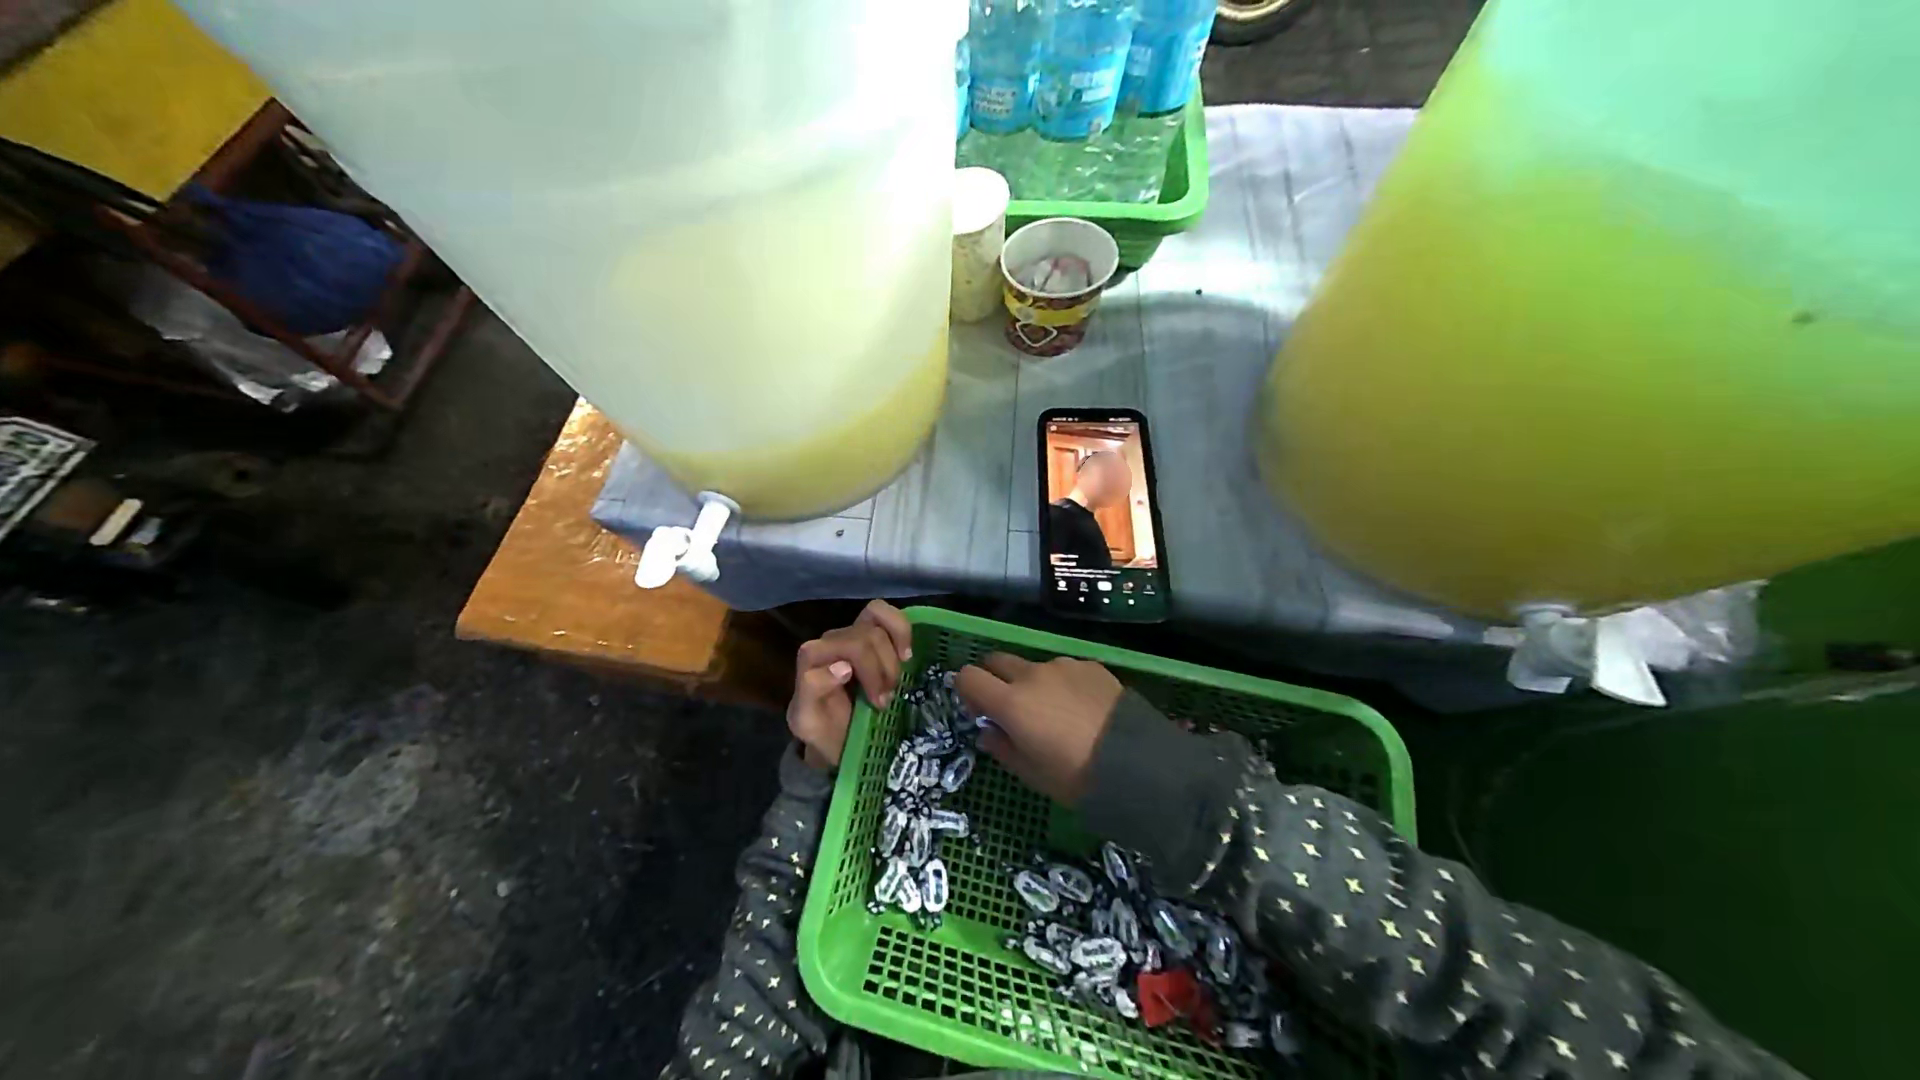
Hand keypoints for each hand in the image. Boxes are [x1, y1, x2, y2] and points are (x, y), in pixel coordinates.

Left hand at [787, 600, 913, 768]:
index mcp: (812, 657)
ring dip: (892, 659)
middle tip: (885, 701)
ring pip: (879, 625)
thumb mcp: (807, 722)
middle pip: (865, 637)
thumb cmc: (823, 730)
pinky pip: (888, 615)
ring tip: (892, 685)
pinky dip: (902, 631)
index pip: (844, 645)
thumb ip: (812, 692)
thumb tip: (842, 667)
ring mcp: (853, 633)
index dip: (869, 670)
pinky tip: (906, 655)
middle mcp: (832, 640)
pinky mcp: (873, 633)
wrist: (836, 737)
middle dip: (881, 670)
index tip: (877, 703)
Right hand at [955, 654, 1124, 804]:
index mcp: (1011, 702)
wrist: (1138, 762)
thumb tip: (988, 731)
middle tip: (1010, 707)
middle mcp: (1032, 675)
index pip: (968, 676)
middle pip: (997, 661)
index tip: (978, 709)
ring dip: (1032, 682)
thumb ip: (1002, 747)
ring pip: (1033, 666)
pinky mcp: (1091, 665)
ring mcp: (1063, 666)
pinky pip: (1064, 669)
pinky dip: (1062, 683)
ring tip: (1055, 712)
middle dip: (995, 678)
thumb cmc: (1075, 777)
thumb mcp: (1031, 773)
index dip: (967, 690)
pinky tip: (1082, 709)